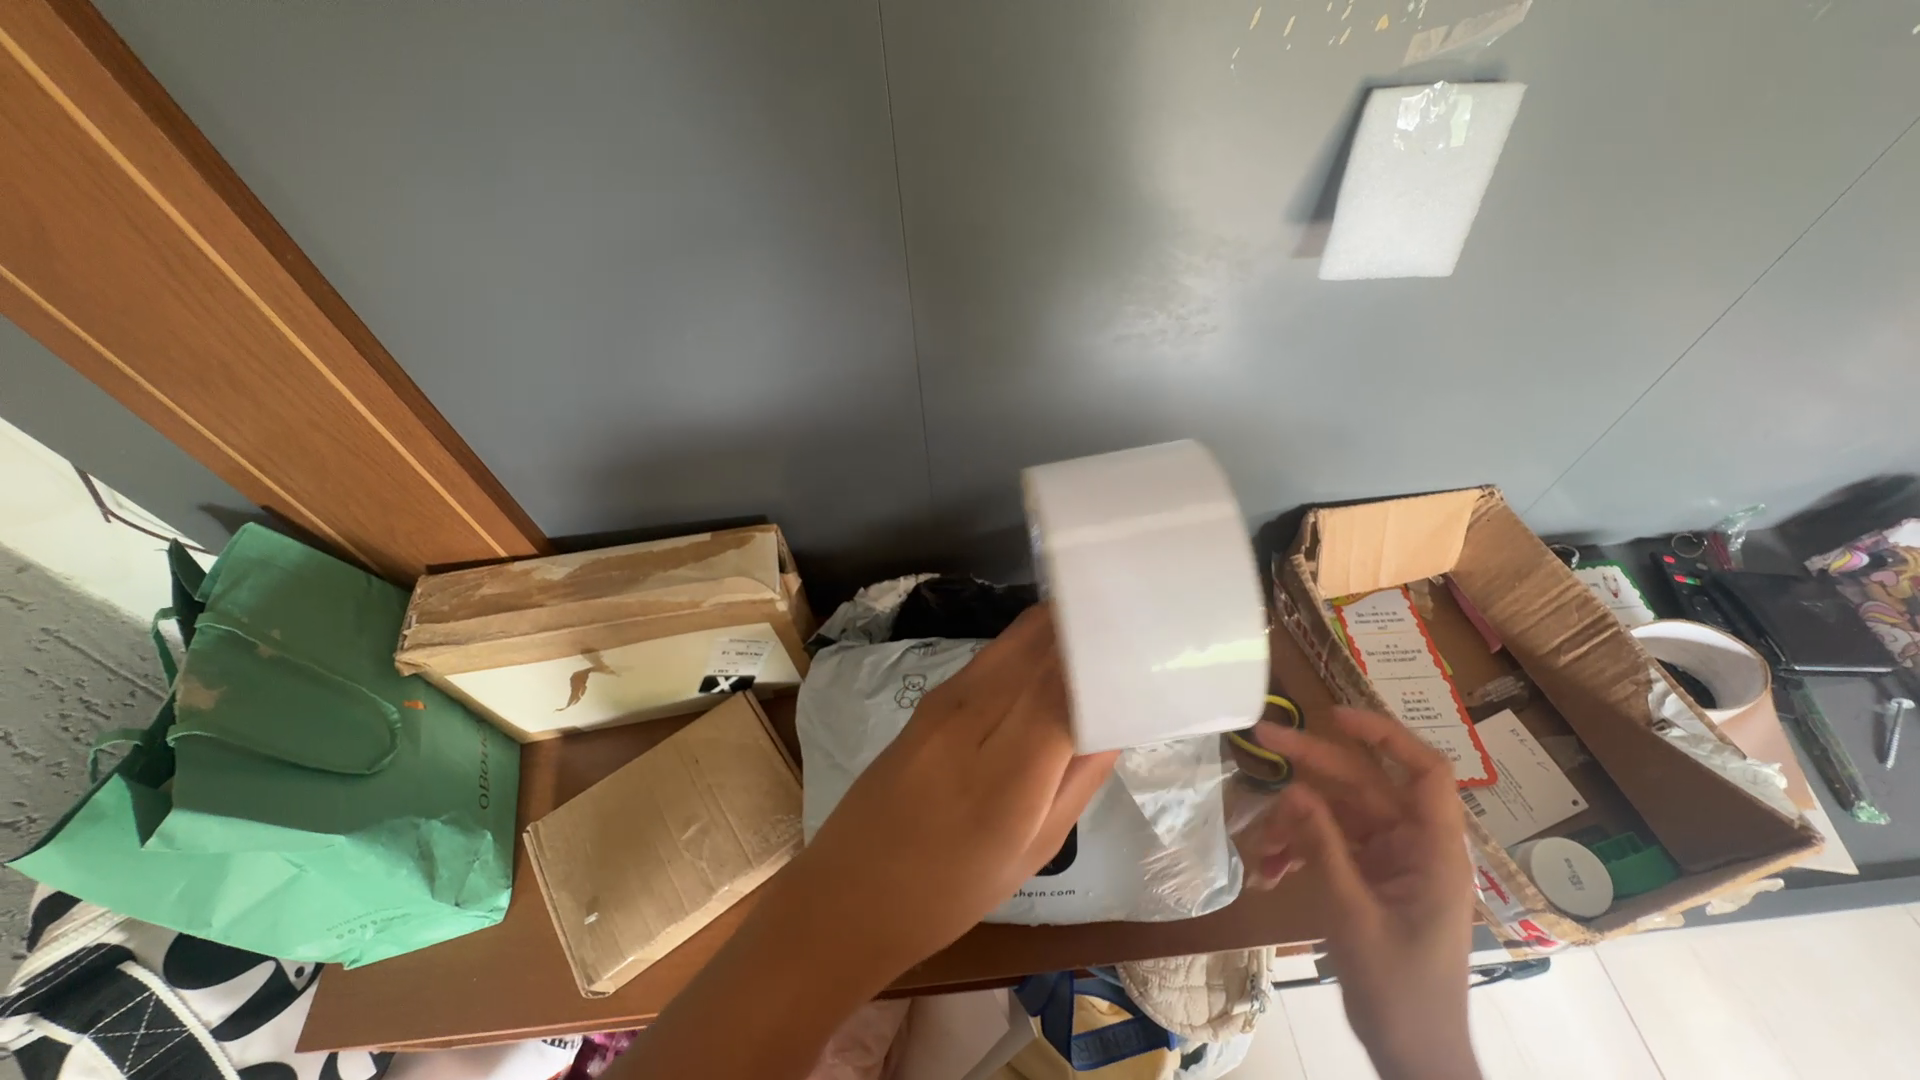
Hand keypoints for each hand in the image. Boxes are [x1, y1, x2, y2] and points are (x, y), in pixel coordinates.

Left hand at [629, 605, 1117, 1079]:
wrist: (849, 895)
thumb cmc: (949, 893)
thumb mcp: (1034, 851)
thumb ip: (1080, 777)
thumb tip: (1116, 719)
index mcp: (1007, 769)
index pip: (1069, 681)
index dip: (1110, 654)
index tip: (1149, 641)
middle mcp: (972, 717)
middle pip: (1042, 644)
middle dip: (1089, 628)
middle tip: (1136, 623)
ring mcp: (942, 702)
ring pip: (1014, 639)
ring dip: (1059, 629)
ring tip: (1104, 633)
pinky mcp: (927, 701)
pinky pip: (990, 657)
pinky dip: (1027, 646)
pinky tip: (1051, 657)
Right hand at [1251, 707, 1479, 1079]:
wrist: (1414, 1055)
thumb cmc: (1399, 990)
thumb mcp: (1354, 915)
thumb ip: (1325, 848)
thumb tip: (1295, 790)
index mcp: (1435, 851)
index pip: (1424, 772)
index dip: (1385, 735)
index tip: (1333, 717)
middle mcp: (1416, 846)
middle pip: (1366, 786)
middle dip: (1314, 765)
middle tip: (1262, 742)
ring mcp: (1392, 864)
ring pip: (1340, 816)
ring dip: (1297, 822)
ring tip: (1261, 844)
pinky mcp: (1371, 881)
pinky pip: (1332, 846)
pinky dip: (1300, 850)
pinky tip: (1270, 870)